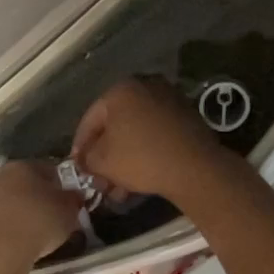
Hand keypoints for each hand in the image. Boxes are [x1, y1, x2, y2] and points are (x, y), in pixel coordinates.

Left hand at [0, 161, 83, 261]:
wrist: (2, 250)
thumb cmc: (40, 220)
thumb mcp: (69, 209)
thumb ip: (74, 198)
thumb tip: (76, 195)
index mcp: (22, 165)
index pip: (48, 169)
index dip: (63, 184)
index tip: (72, 199)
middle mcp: (0, 176)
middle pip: (28, 185)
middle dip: (42, 197)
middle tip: (58, 215)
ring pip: (14, 203)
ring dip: (26, 213)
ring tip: (42, 231)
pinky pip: (4, 220)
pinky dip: (14, 227)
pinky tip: (25, 240)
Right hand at [71, 78, 233, 200]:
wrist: (195, 167)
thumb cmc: (141, 158)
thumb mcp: (103, 162)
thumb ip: (86, 158)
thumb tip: (83, 160)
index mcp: (120, 90)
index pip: (90, 119)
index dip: (80, 146)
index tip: (77, 167)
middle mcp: (145, 86)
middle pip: (115, 125)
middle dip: (105, 156)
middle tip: (99, 180)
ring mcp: (169, 99)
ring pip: (136, 132)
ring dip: (124, 159)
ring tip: (119, 188)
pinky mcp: (186, 115)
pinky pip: (155, 133)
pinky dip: (144, 152)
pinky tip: (140, 177)